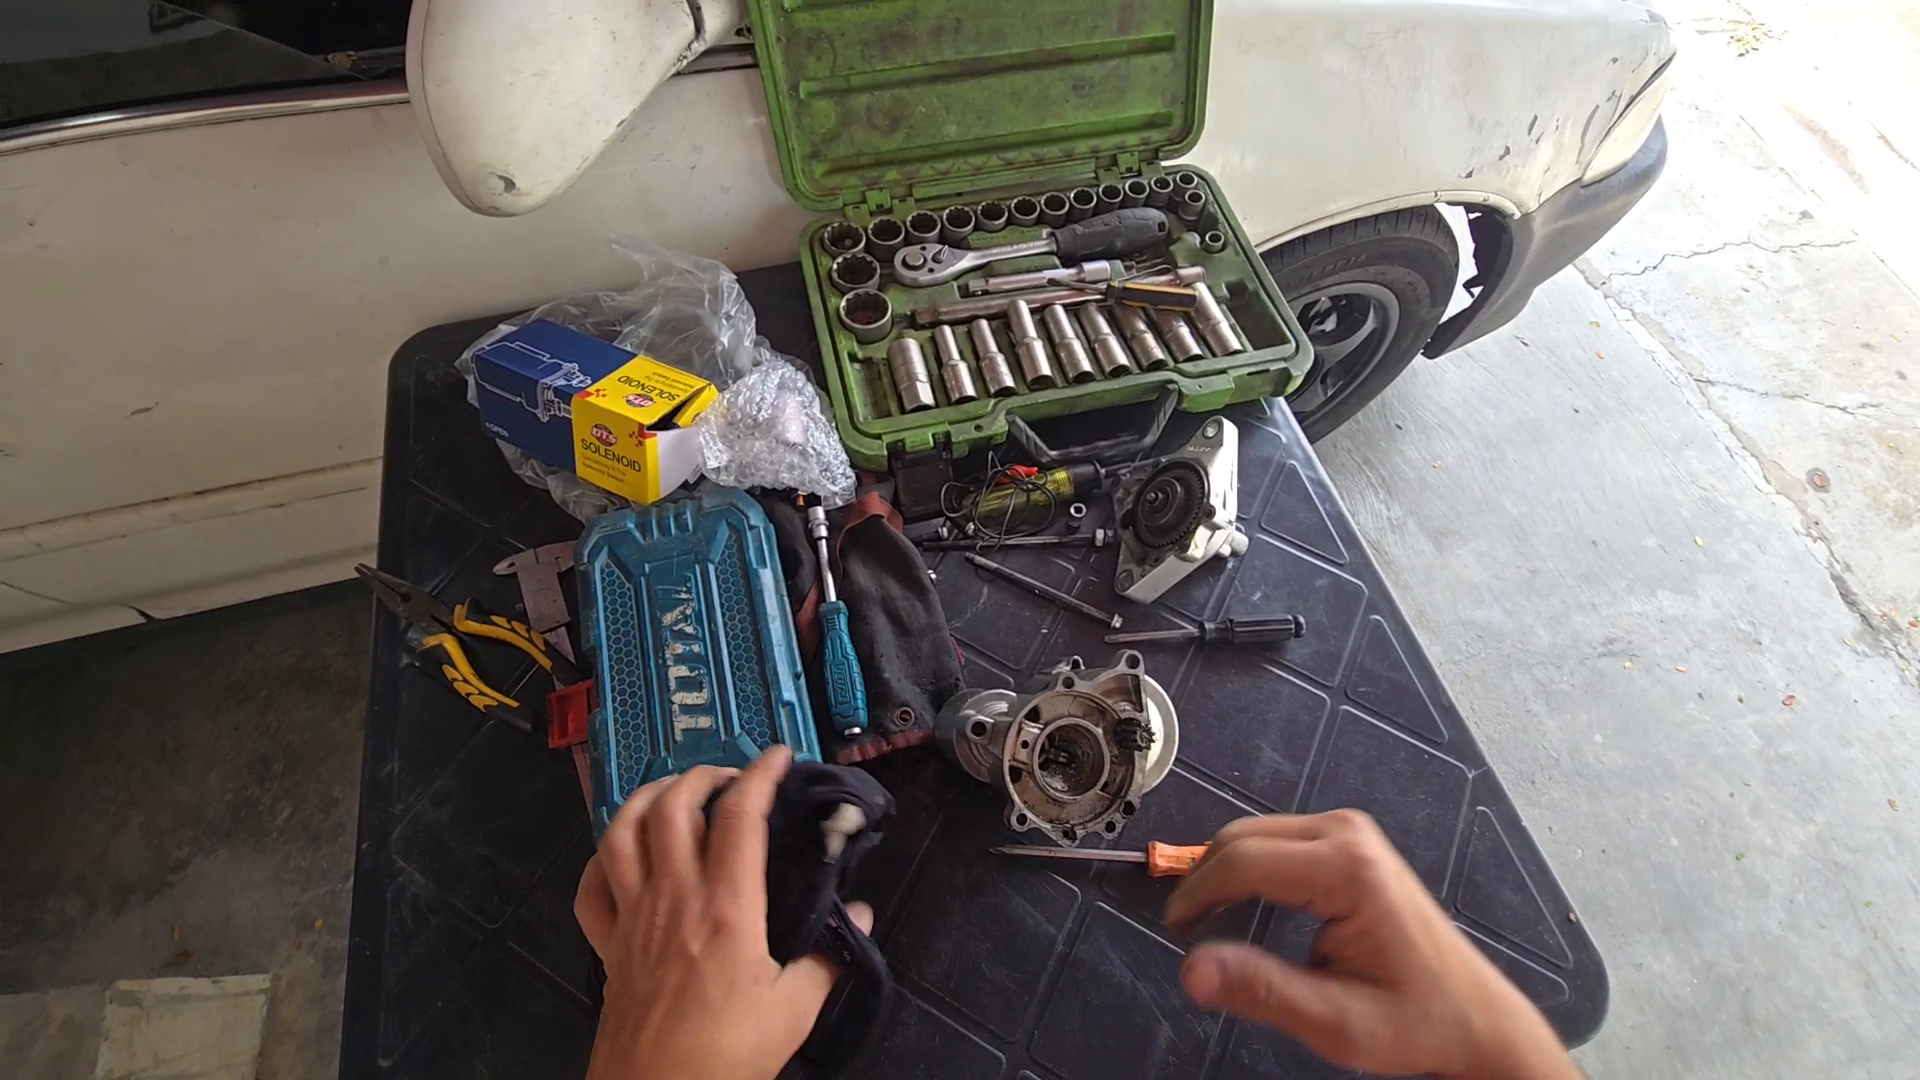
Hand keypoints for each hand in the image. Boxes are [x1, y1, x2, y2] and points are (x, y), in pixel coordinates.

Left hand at [575, 747, 873, 1079]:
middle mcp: (674, 896)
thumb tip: (862, 914)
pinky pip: (590, 886)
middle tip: (730, 779)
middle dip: (703, 775)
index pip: (741, 816)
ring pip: (622, 832)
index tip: (778, 756)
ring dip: (648, 798)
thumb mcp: (793, 1011)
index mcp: (726, 906)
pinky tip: (625, 852)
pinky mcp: (605, 943)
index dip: (761, 774)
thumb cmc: (724, 1057)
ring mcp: (631, 916)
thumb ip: (829, 957)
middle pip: (673, 806)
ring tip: (677, 793)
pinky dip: (602, 857)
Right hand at [1165, 810, 1576, 1079]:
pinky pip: (1274, 838)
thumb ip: (1262, 992)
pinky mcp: (1345, 836)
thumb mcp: (1338, 1024)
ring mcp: (1346, 828)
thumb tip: (1189, 969)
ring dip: (1223, 870)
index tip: (1175, 927)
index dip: (1199, 891)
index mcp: (1345, 868)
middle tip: (1187, 926)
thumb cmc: (1414, 1023)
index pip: (1244, 861)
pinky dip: (1246, 865)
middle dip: (1205, 878)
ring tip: (1209, 917)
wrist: (1478, 1018)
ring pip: (1253, 833)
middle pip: (1243, 837)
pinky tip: (1242, 900)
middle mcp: (1343, 832)